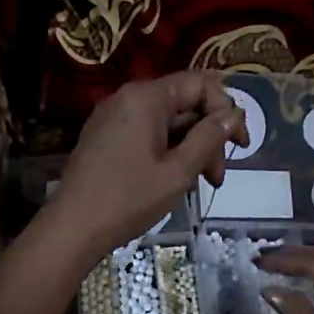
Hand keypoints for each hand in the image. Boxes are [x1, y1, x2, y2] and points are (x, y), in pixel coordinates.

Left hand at [41, 72, 246, 257]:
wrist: (72, 229)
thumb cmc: (127, 200)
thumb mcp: (177, 172)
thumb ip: (208, 139)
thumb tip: (232, 115)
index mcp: (145, 98)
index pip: (200, 84)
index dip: (227, 111)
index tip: (241, 146)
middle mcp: (125, 99)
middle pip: (181, 104)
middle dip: (207, 137)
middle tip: (217, 177)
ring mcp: (110, 119)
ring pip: (163, 123)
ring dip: (188, 149)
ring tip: (199, 185)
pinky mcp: (101, 140)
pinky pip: (143, 135)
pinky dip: (164, 153)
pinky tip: (173, 181)